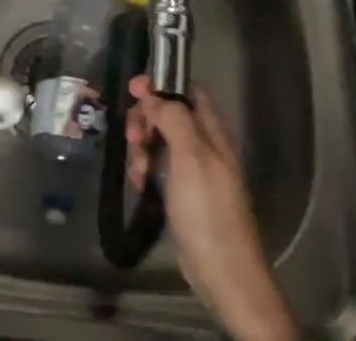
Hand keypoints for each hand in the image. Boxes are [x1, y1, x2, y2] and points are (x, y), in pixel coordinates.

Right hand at [126, 75, 297, 340]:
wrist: (222, 270)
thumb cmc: (207, 209)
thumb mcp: (190, 157)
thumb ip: (174, 119)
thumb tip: (155, 94)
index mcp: (213, 130)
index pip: (188, 90)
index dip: (161, 85)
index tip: (133, 90)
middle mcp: (205, 144)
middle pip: (168, 114)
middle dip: (145, 121)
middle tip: (133, 139)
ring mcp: (194, 170)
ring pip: (159, 142)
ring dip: (142, 150)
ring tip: (139, 174)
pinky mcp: (183, 193)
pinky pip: (159, 168)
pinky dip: (146, 171)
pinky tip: (141, 187)